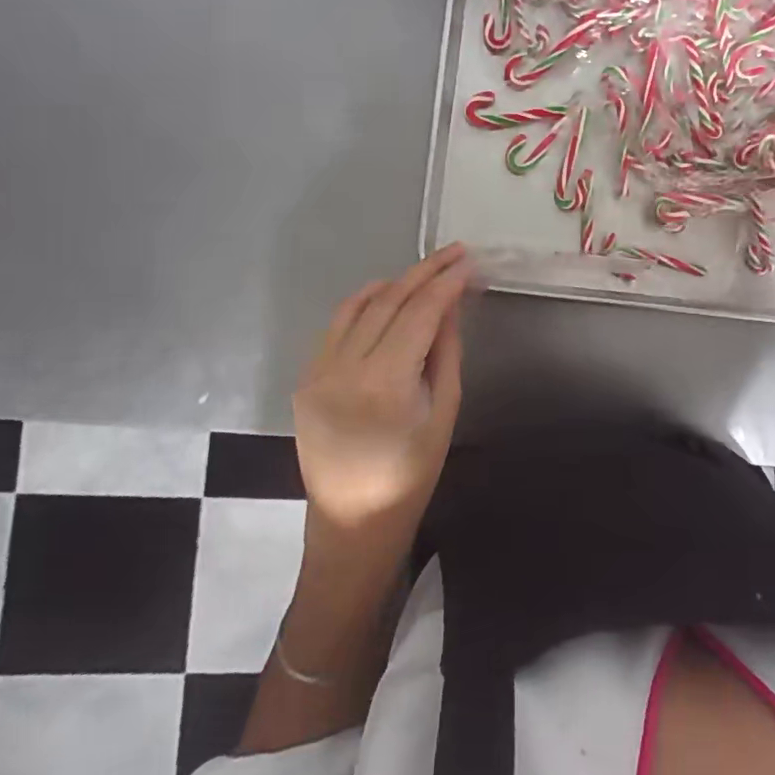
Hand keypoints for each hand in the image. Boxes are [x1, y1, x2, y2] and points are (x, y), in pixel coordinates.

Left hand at [293, 244, 472, 558]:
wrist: (353, 520)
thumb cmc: (410, 478)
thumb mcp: (442, 416)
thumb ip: (444, 355)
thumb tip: (450, 309)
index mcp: (385, 383)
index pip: (419, 314)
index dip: (445, 284)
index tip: (467, 263)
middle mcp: (345, 367)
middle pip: (388, 301)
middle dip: (423, 273)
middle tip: (453, 253)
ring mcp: (318, 370)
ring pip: (358, 307)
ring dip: (394, 283)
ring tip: (425, 271)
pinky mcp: (306, 377)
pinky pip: (336, 327)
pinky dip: (363, 305)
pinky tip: (385, 296)